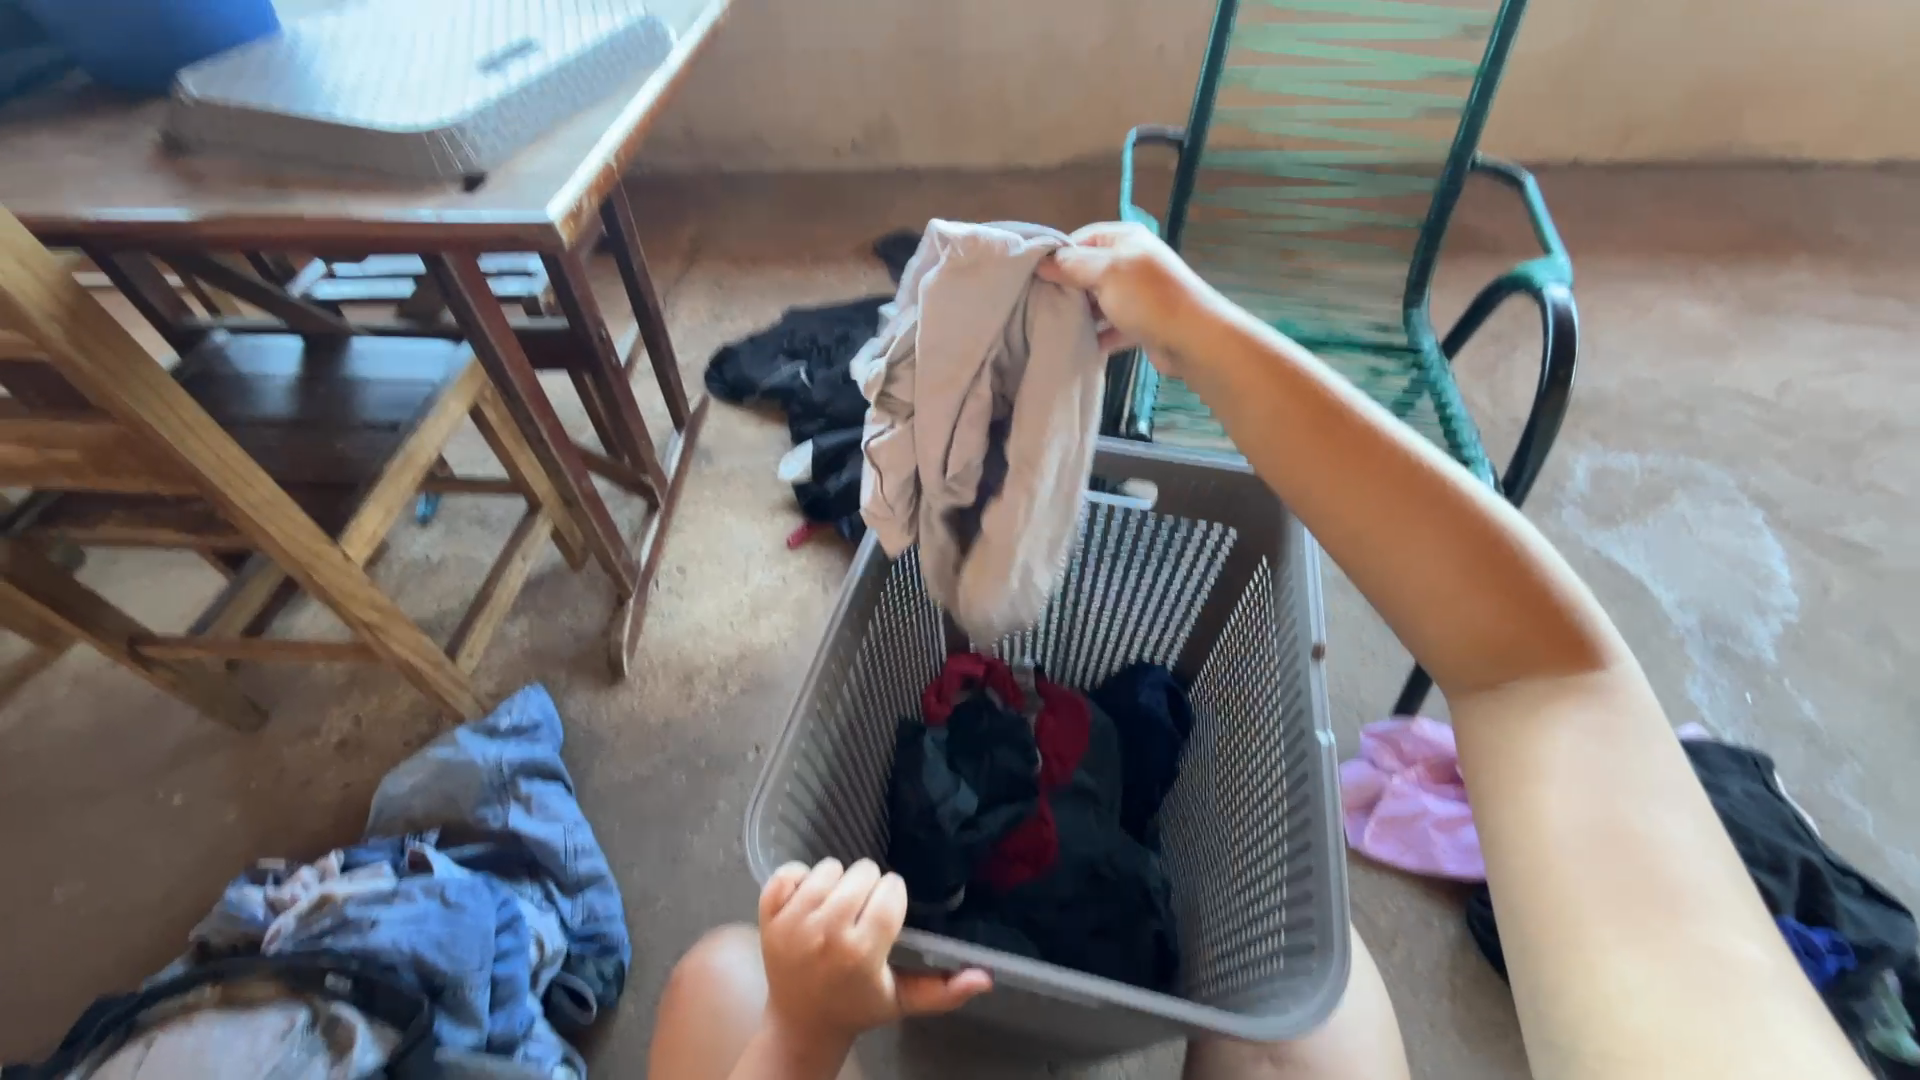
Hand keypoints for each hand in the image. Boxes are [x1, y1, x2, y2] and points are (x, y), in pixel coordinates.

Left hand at [759, 858, 991, 1045]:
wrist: (800, 1026)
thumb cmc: (857, 1007)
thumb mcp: (903, 1001)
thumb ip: (945, 990)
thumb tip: (987, 978)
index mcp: (861, 952)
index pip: (890, 889)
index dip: (893, 897)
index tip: (888, 914)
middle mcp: (825, 932)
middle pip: (861, 872)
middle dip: (867, 888)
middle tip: (862, 913)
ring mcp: (792, 922)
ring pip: (829, 866)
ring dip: (837, 881)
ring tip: (838, 907)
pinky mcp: (768, 915)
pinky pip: (787, 872)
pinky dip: (799, 879)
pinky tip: (809, 899)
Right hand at [1036, 222, 1222, 368]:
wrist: (1192, 338)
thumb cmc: (1148, 298)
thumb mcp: (1106, 272)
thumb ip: (1072, 266)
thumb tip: (1042, 263)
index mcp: (1126, 239)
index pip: (1084, 238)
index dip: (1060, 255)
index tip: (1038, 277)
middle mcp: (1132, 263)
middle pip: (1089, 271)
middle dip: (1068, 287)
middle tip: (1043, 304)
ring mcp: (1139, 295)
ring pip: (1100, 300)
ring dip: (1082, 314)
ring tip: (1057, 326)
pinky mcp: (1142, 323)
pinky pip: (1112, 327)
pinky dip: (1099, 336)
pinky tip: (1082, 346)